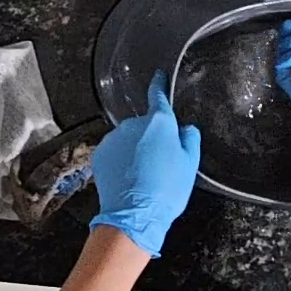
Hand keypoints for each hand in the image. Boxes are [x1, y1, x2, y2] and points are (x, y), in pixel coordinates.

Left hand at [90, 73, 201, 256]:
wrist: (134, 215)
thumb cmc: (166, 190)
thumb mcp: (190, 164)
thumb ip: (189, 139)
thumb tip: (184, 129)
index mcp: (159, 122)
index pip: (158, 94)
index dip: (159, 84)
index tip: (158, 76)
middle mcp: (133, 124)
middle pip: (145, 125)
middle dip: (151, 138)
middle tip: (160, 162)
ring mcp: (114, 138)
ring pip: (128, 139)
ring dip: (134, 150)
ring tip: (144, 175)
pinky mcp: (100, 154)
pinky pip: (114, 152)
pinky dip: (120, 161)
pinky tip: (129, 178)